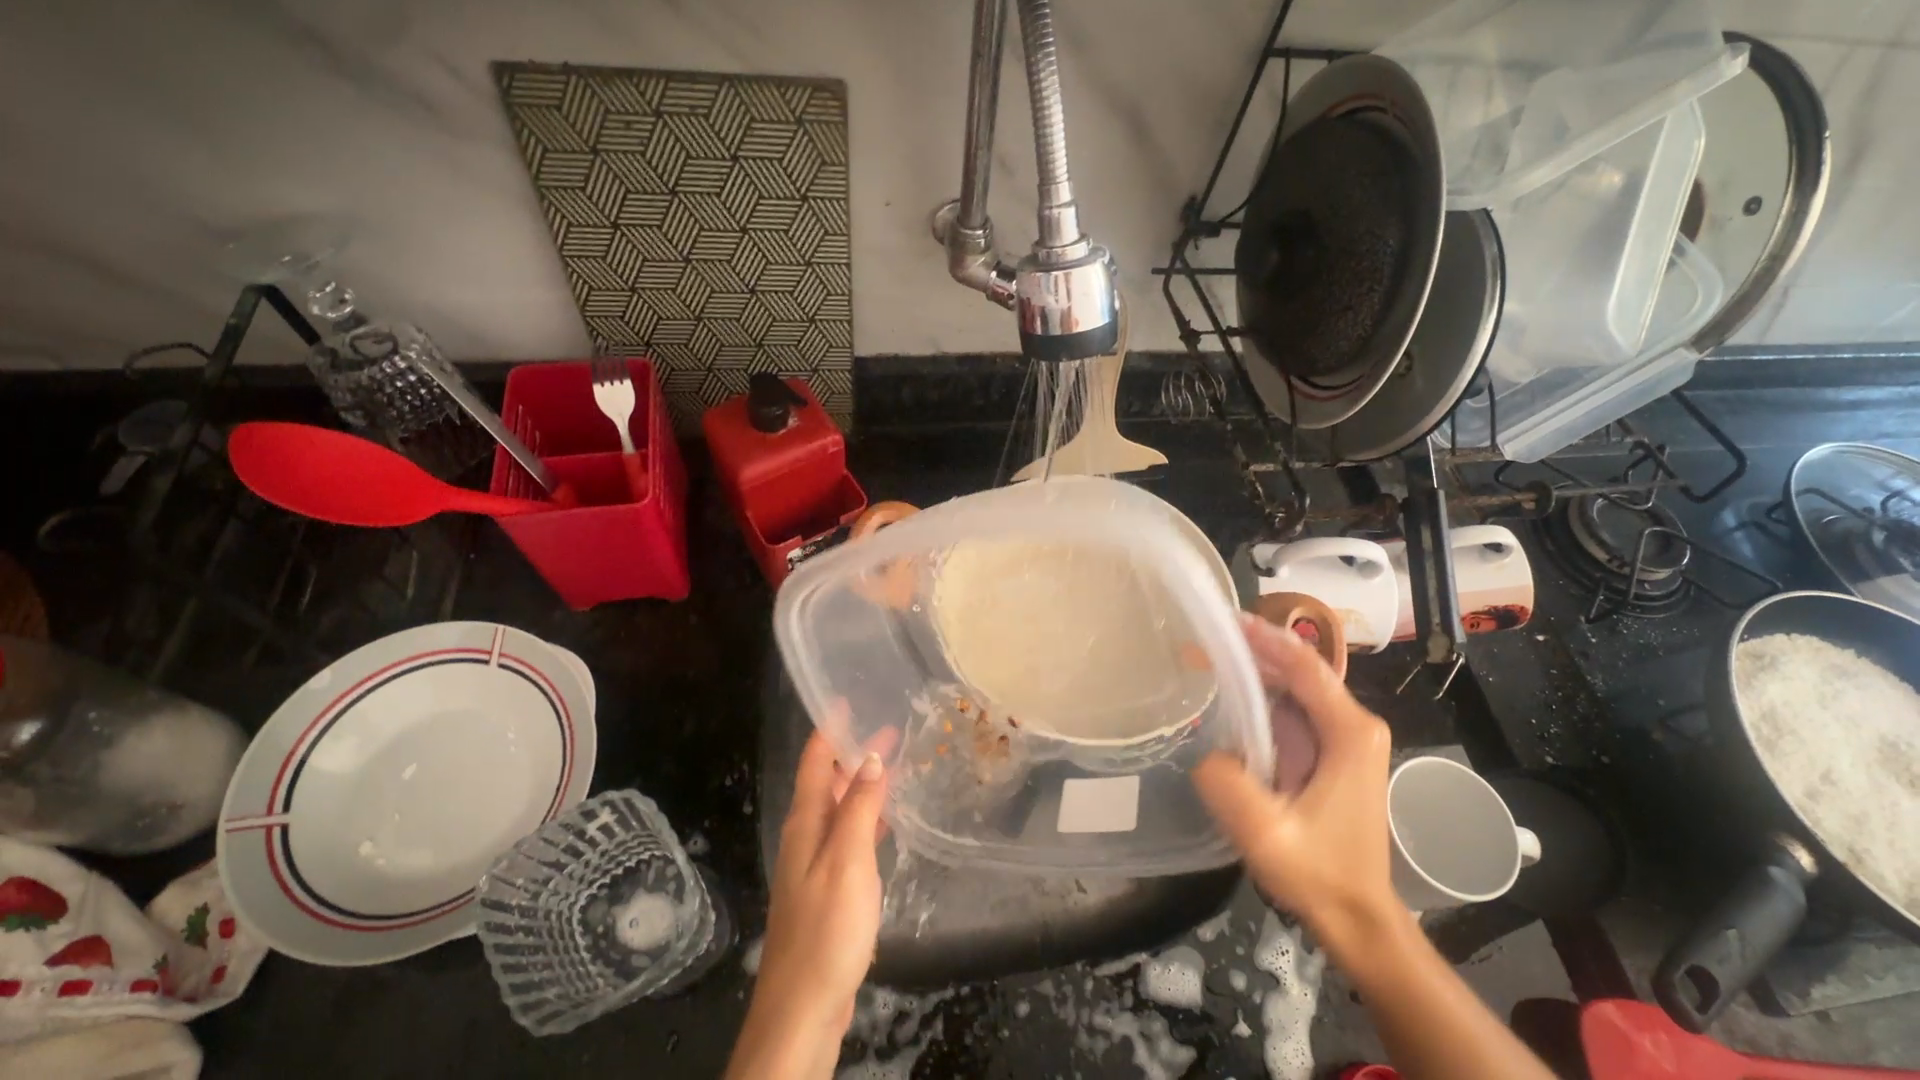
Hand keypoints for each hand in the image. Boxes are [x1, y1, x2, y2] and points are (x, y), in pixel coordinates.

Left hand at [728, 732, 887, 1078]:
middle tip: (890, 726)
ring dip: (863, 785)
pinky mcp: (830, 890)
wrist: (805, 1005)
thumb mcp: (847, 861)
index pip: (814, 763)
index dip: (829, 729)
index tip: (846, 697)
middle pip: (828, 783)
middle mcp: (806, 838)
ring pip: (840, 810)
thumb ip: (858, 808)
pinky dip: (868, 819)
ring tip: (895, 764)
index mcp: (805, 825)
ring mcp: (816, 865)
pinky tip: (888, 821)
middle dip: (854, 752)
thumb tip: (871, 757)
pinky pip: (850, 838)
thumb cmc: (826, 928)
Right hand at [1193, 611, 1402, 948]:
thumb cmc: (1319, 873)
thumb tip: (1208, 754)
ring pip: (1293, 690)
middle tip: (1200, 640)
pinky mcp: (1329, 756)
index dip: (1264, 638)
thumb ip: (1228, 784)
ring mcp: (1343, 741)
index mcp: (1350, 733)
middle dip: (1252, 652)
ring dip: (1253, 673)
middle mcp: (1353, 727)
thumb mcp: (1265, 833)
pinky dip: (1259, 700)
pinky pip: (1291, 714)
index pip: (1305, 666)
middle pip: (1299, 671)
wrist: (1355, 916)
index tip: (1225, 619)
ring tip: (1205, 658)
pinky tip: (1226, 697)